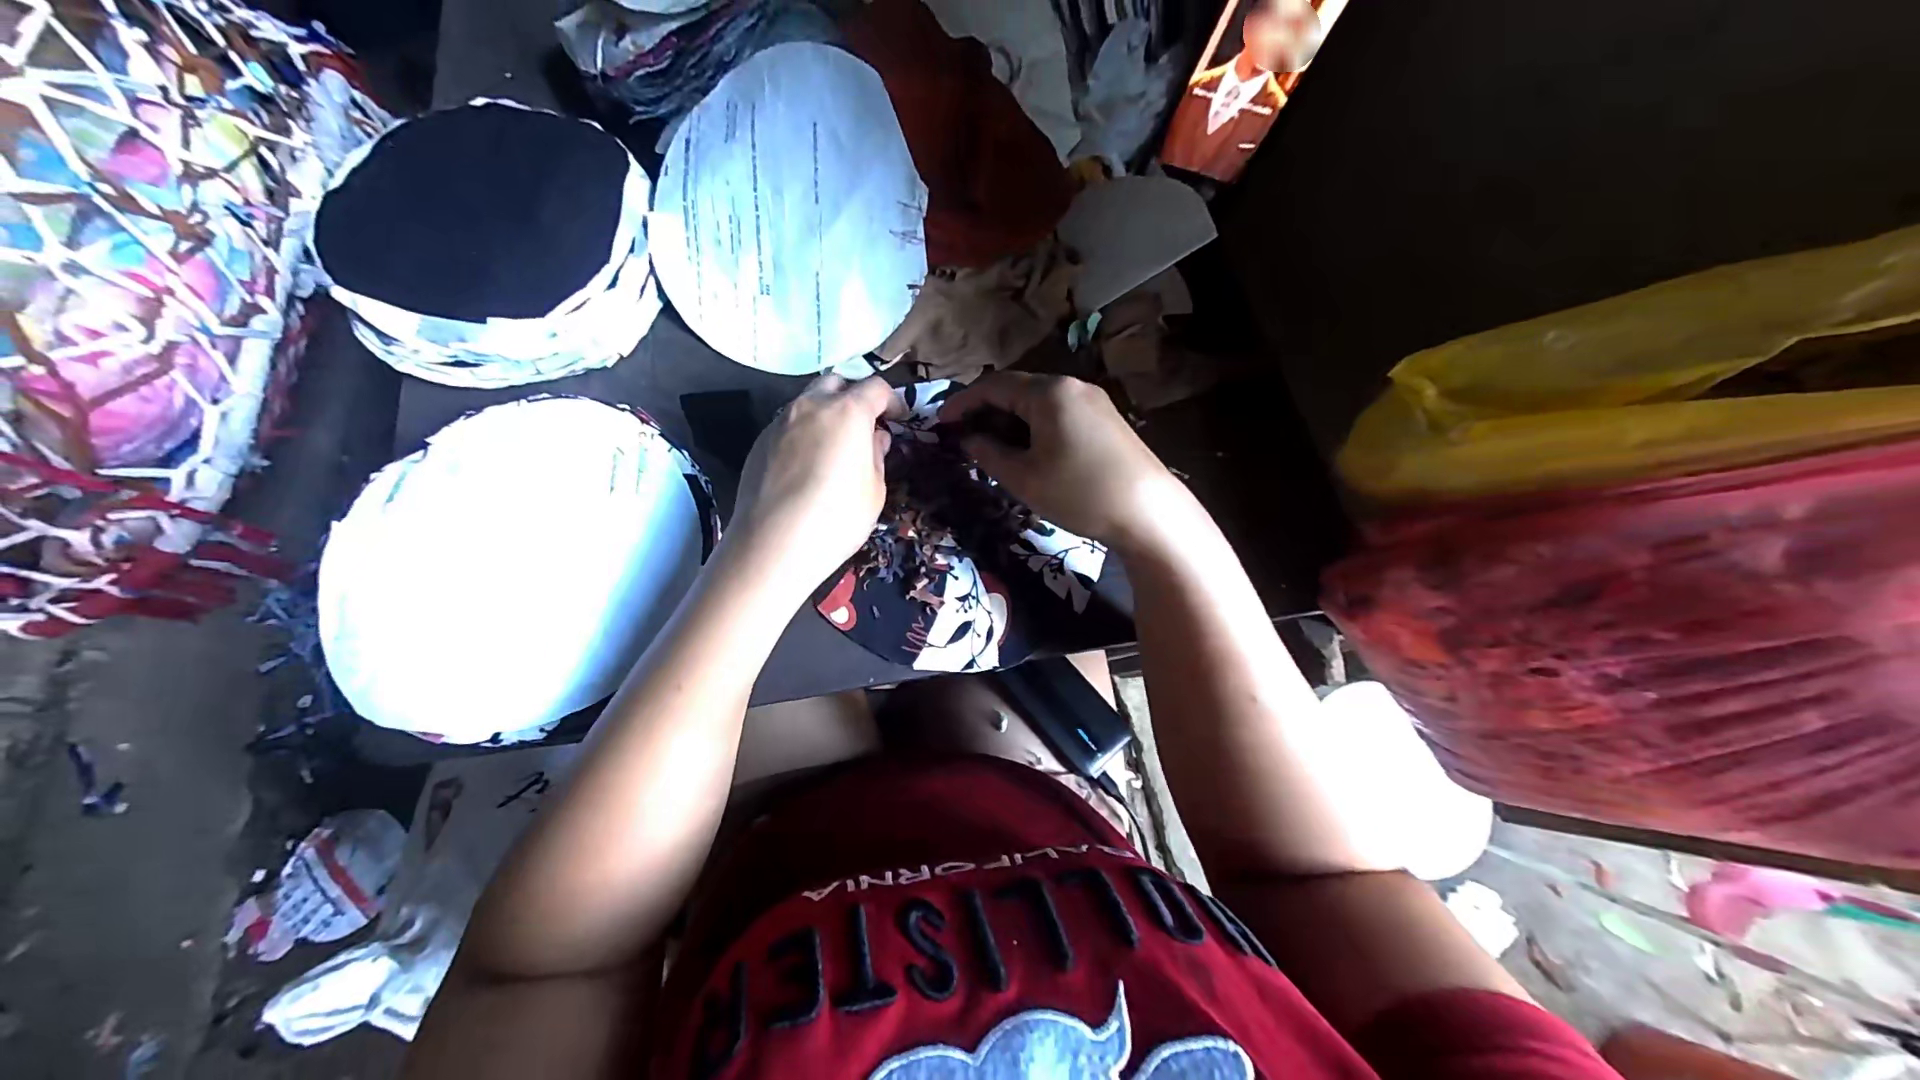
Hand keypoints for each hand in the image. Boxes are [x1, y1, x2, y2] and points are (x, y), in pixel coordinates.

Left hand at [726, 374, 904, 589]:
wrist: (773, 545)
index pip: (876, 388)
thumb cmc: (836, 519)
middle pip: (836, 383)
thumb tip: (875, 438)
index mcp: (847, 411)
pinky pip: (788, 425)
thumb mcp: (874, 491)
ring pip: (808, 402)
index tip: (898, 419)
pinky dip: (804, 433)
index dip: (892, 401)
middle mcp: (810, 406)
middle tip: (864, 425)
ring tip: (834, 446)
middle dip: (854, 396)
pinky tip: (807, 465)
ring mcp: (780, 422)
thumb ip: (876, 456)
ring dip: (826, 413)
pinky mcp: (759, 443)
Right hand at [939, 372, 1194, 552]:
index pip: (993, 385)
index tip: (941, 423)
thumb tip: (970, 439)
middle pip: (1018, 389)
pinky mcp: (1107, 419)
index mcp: (1048, 392)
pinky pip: (1060, 412)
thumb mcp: (1023, 477)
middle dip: (987, 411)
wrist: (1149, 512)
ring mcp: (1094, 401)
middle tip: (966, 438)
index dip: (962, 402)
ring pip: (1039, 402)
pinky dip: (1036, 426)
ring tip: (994, 448)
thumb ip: (989, 453)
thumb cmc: (1079, 492)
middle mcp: (1072, 385)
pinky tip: (1030, 451)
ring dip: (1011, 420)